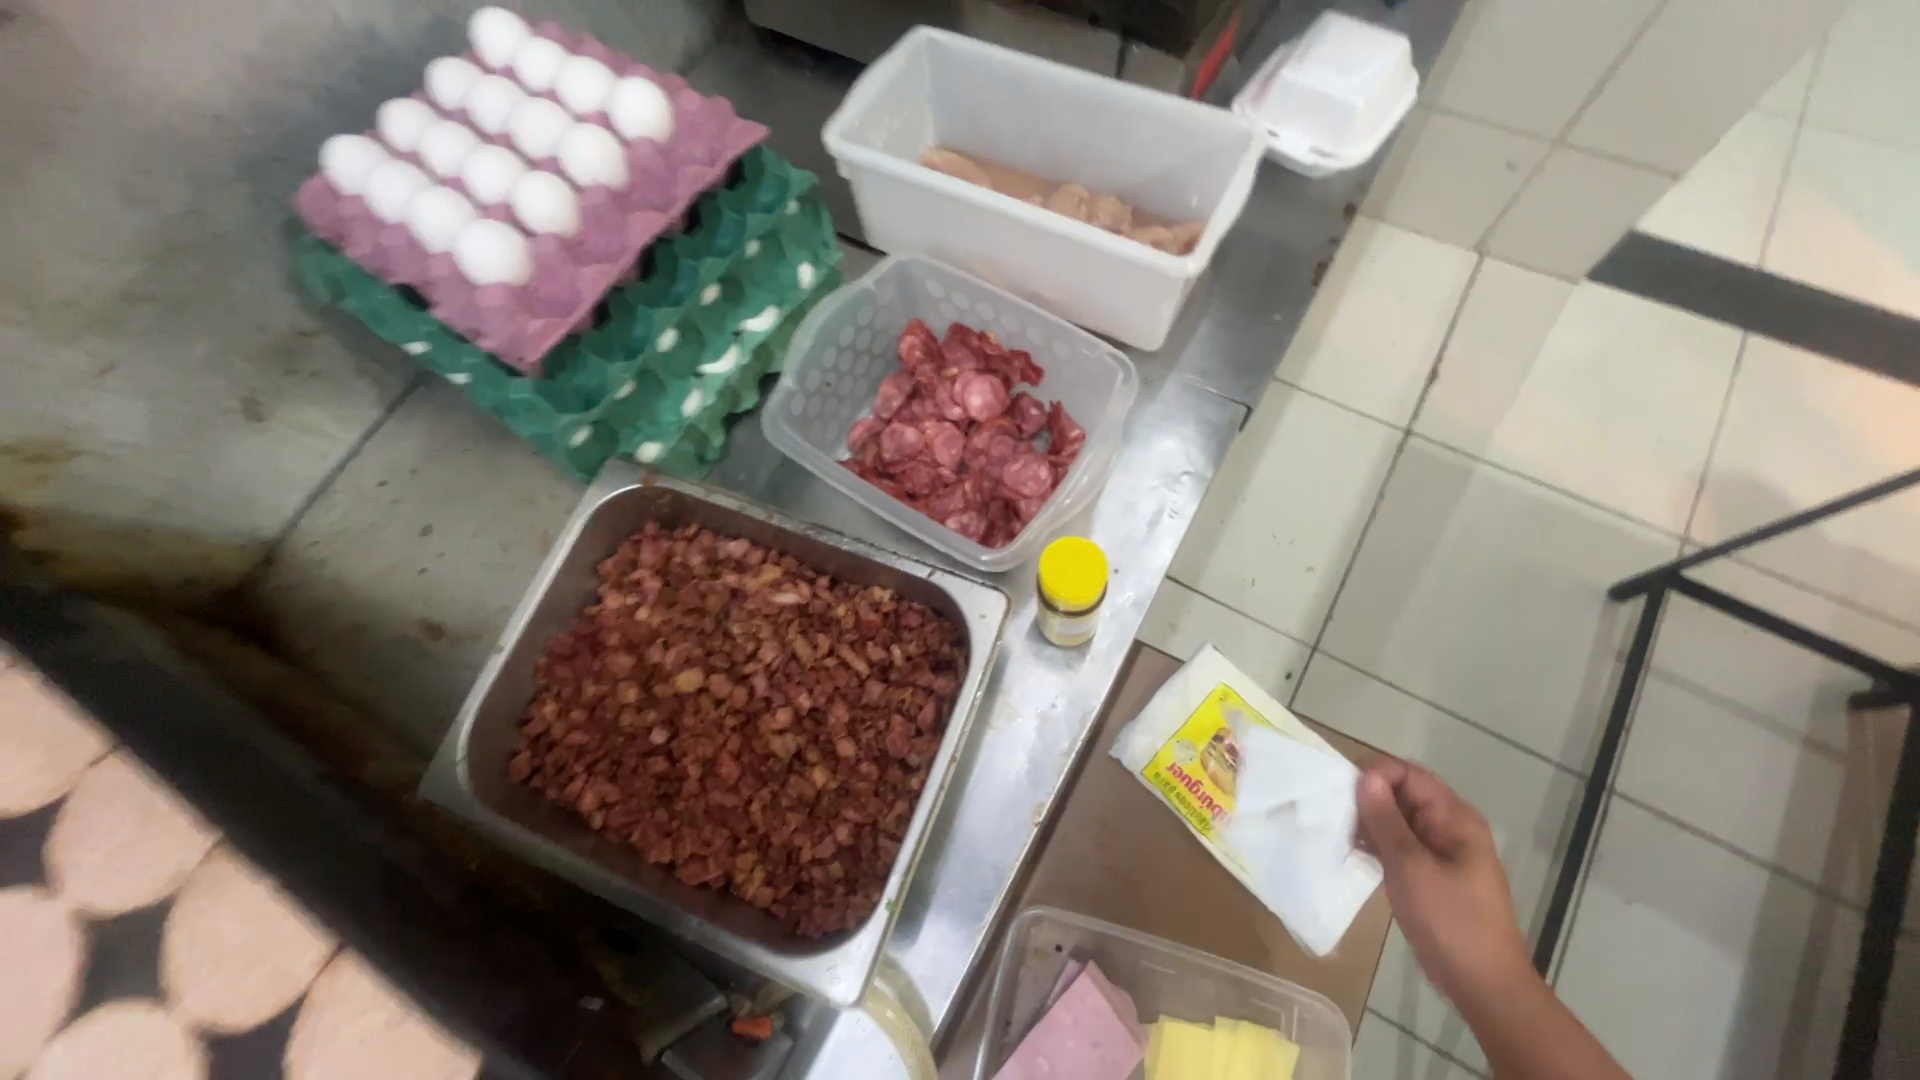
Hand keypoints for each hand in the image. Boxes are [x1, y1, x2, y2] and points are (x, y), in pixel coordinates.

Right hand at [1355, 762, 1530, 1005]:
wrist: (1483, 984)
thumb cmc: (1450, 920)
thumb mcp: (1410, 866)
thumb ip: (1385, 820)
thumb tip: (1364, 776)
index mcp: (1455, 818)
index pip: (1408, 774)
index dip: (1375, 776)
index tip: (1343, 796)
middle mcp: (1450, 827)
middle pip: (1403, 794)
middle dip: (1368, 799)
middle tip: (1335, 817)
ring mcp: (1441, 851)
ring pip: (1398, 820)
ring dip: (1369, 823)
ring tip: (1339, 835)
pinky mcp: (1430, 873)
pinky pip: (1399, 844)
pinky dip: (1377, 844)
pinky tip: (1354, 854)